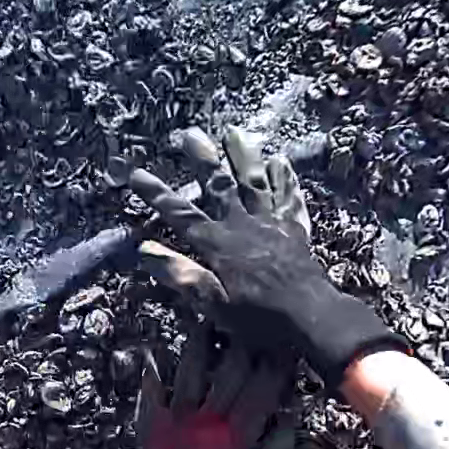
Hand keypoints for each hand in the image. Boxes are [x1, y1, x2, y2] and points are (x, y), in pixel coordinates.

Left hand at [128, 331, 294, 448]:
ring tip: (202, 322)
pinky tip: (154, 354)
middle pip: (226, 376)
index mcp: (235, 436)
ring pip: (189, 376)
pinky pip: (151, 395)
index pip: (260, 393)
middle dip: (239, 347)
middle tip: (246, 321)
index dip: (273, 368)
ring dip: (197, 349)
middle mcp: (206, 421)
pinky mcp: (152, 427)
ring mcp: (176, 421)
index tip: (283, 345)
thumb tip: (290, 423)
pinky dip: (152, 374)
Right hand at [129, 125, 407, 382]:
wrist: (312, 316)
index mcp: (219, 244)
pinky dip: (284, 178)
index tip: (136, 173)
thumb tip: (144, 249)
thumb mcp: (212, 303)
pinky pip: (288, 198)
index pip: (181, 214)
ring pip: (255, 183)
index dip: (157, 194)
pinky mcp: (293, 230)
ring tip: (234, 132)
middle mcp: (243, 226)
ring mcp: (270, 225)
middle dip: (203, 160)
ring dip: (243, 157)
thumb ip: (181, 273)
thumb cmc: (257, 316)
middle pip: (219, 186)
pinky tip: (281, 161)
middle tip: (190, 135)